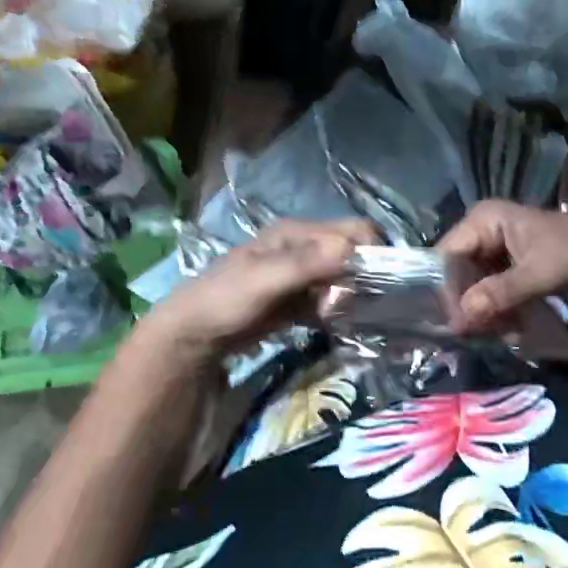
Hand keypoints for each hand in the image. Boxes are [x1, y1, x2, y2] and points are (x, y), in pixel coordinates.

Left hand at [133, 218, 377, 372]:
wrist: (193, 336)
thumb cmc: (225, 299)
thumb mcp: (263, 279)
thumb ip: (305, 264)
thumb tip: (350, 249)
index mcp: (297, 232)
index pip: (353, 231)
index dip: (370, 253)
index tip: (373, 284)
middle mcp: (304, 248)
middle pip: (352, 254)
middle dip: (361, 278)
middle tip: (353, 306)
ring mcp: (302, 275)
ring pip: (344, 279)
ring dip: (350, 297)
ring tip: (340, 318)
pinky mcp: (300, 300)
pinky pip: (331, 301)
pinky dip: (337, 312)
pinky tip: (333, 325)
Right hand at [437, 201, 567, 332]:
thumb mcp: (539, 273)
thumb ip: (501, 292)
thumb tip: (465, 314)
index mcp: (484, 219)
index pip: (447, 255)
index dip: (448, 289)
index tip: (459, 322)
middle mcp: (481, 230)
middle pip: (456, 271)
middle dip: (469, 304)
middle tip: (481, 334)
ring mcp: (490, 249)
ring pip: (470, 285)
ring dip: (484, 312)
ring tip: (504, 332)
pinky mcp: (501, 267)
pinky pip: (485, 291)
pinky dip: (496, 311)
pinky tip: (513, 327)